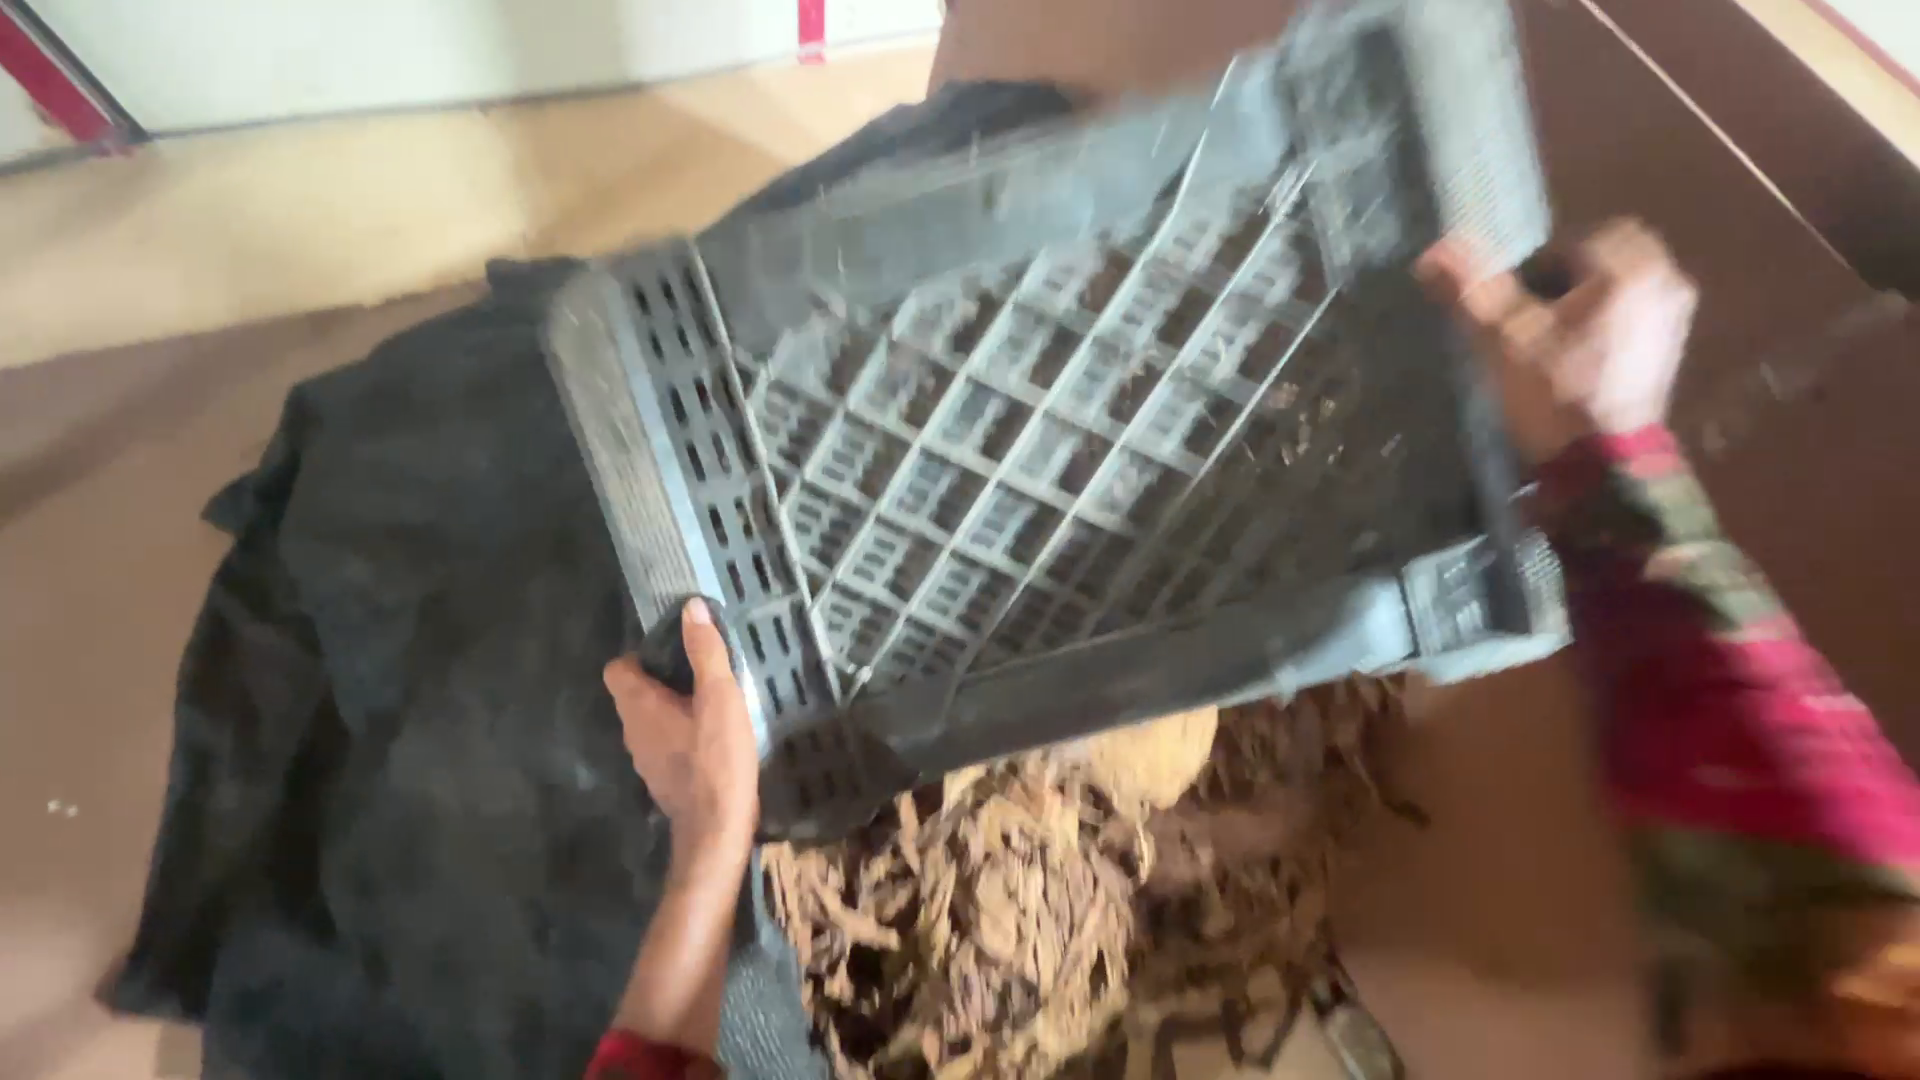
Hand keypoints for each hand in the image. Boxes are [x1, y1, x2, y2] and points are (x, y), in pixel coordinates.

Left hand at [604, 599, 758, 858]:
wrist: (716, 828)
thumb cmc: (717, 757)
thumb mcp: (719, 697)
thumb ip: (706, 652)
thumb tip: (691, 607)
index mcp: (639, 706)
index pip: (619, 668)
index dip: (643, 654)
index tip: (676, 650)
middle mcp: (633, 730)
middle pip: (634, 692)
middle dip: (663, 677)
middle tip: (702, 670)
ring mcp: (645, 758)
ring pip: (650, 718)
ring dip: (672, 705)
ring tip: (710, 700)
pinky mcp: (662, 777)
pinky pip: (664, 741)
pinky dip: (680, 731)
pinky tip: (711, 735)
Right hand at [1416, 218, 1698, 463]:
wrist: (1597, 462)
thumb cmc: (1552, 392)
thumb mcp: (1500, 338)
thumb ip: (1470, 290)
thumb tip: (1432, 251)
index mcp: (1629, 271)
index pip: (1579, 238)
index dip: (1537, 263)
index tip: (1510, 300)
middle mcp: (1663, 285)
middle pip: (1600, 263)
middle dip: (1557, 282)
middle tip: (1520, 319)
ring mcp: (1670, 322)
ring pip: (1613, 292)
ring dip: (1575, 306)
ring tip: (1537, 343)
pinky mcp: (1663, 354)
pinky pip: (1625, 321)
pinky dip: (1594, 330)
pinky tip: (1563, 364)